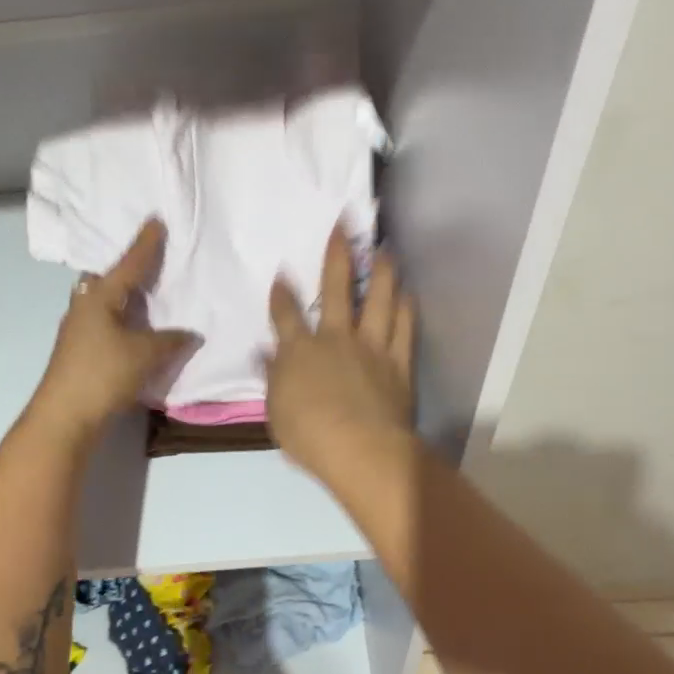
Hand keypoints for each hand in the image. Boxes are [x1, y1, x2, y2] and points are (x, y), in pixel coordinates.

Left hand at [27, 219, 195, 440]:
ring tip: (144, 296)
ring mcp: (77, 331)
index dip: (146, 244)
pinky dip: (120, 322)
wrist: (64, 416)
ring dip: (121, 299)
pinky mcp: (77, 354)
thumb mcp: (145, 355)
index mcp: (100, 298)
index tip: (156, 220)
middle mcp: (84, 307)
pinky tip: (132, 332)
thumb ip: (171, 341)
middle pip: (105, 281)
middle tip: (146, 262)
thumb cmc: (103, 374)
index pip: (129, 264)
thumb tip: (190, 334)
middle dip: (125, 271)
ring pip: (102, 304)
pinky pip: (104, 325)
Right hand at [267, 227, 415, 483]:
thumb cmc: (309, 437)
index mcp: (299, 352)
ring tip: (383, 249)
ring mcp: (371, 347)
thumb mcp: (276, 412)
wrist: (360, 449)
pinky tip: (407, 294)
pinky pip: (404, 328)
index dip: (282, 293)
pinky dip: (406, 308)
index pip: (286, 315)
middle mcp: (335, 339)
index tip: (283, 274)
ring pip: (378, 299)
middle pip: (336, 289)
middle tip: (343, 224)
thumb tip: (266, 354)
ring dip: (380, 272)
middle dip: (337, 254)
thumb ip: (273, 378)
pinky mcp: (399, 362)